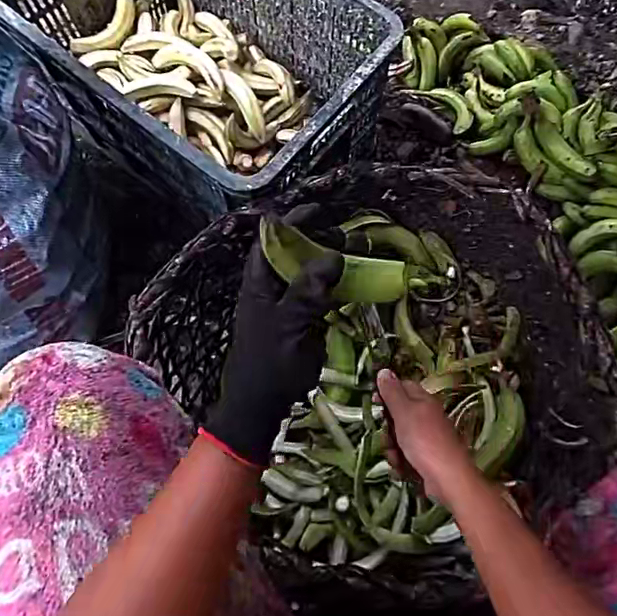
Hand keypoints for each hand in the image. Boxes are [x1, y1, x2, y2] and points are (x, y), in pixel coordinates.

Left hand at [206, 212, 342, 466]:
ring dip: (330, 261)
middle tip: (345, 237)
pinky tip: (354, 282)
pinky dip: (336, 286)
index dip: (291, 221)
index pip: (271, 239)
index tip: (318, 211)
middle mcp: (272, 287)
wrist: (263, 404)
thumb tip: (334, 255)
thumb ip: (308, 290)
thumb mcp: (288, 324)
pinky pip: (319, 294)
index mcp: (260, 282)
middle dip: (317, 239)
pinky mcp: (301, 320)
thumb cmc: (269, 364)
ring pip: (309, 272)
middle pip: (293, 252)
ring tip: (356, 253)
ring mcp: (287, 304)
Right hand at [375, 369, 481, 504]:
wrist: (447, 478)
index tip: (374, 403)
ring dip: (392, 448)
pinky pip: (405, 455)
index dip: (386, 393)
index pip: (402, 387)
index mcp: (423, 400)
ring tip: (396, 457)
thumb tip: (384, 370)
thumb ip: (392, 392)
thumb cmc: (424, 440)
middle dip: (387, 428)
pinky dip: (401, 462)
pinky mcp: (425, 458)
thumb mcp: (404, 412)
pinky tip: (402, 469)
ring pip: (398, 437)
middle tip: (387, 436)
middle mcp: (425, 416)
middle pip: (397, 415)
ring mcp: (426, 438)